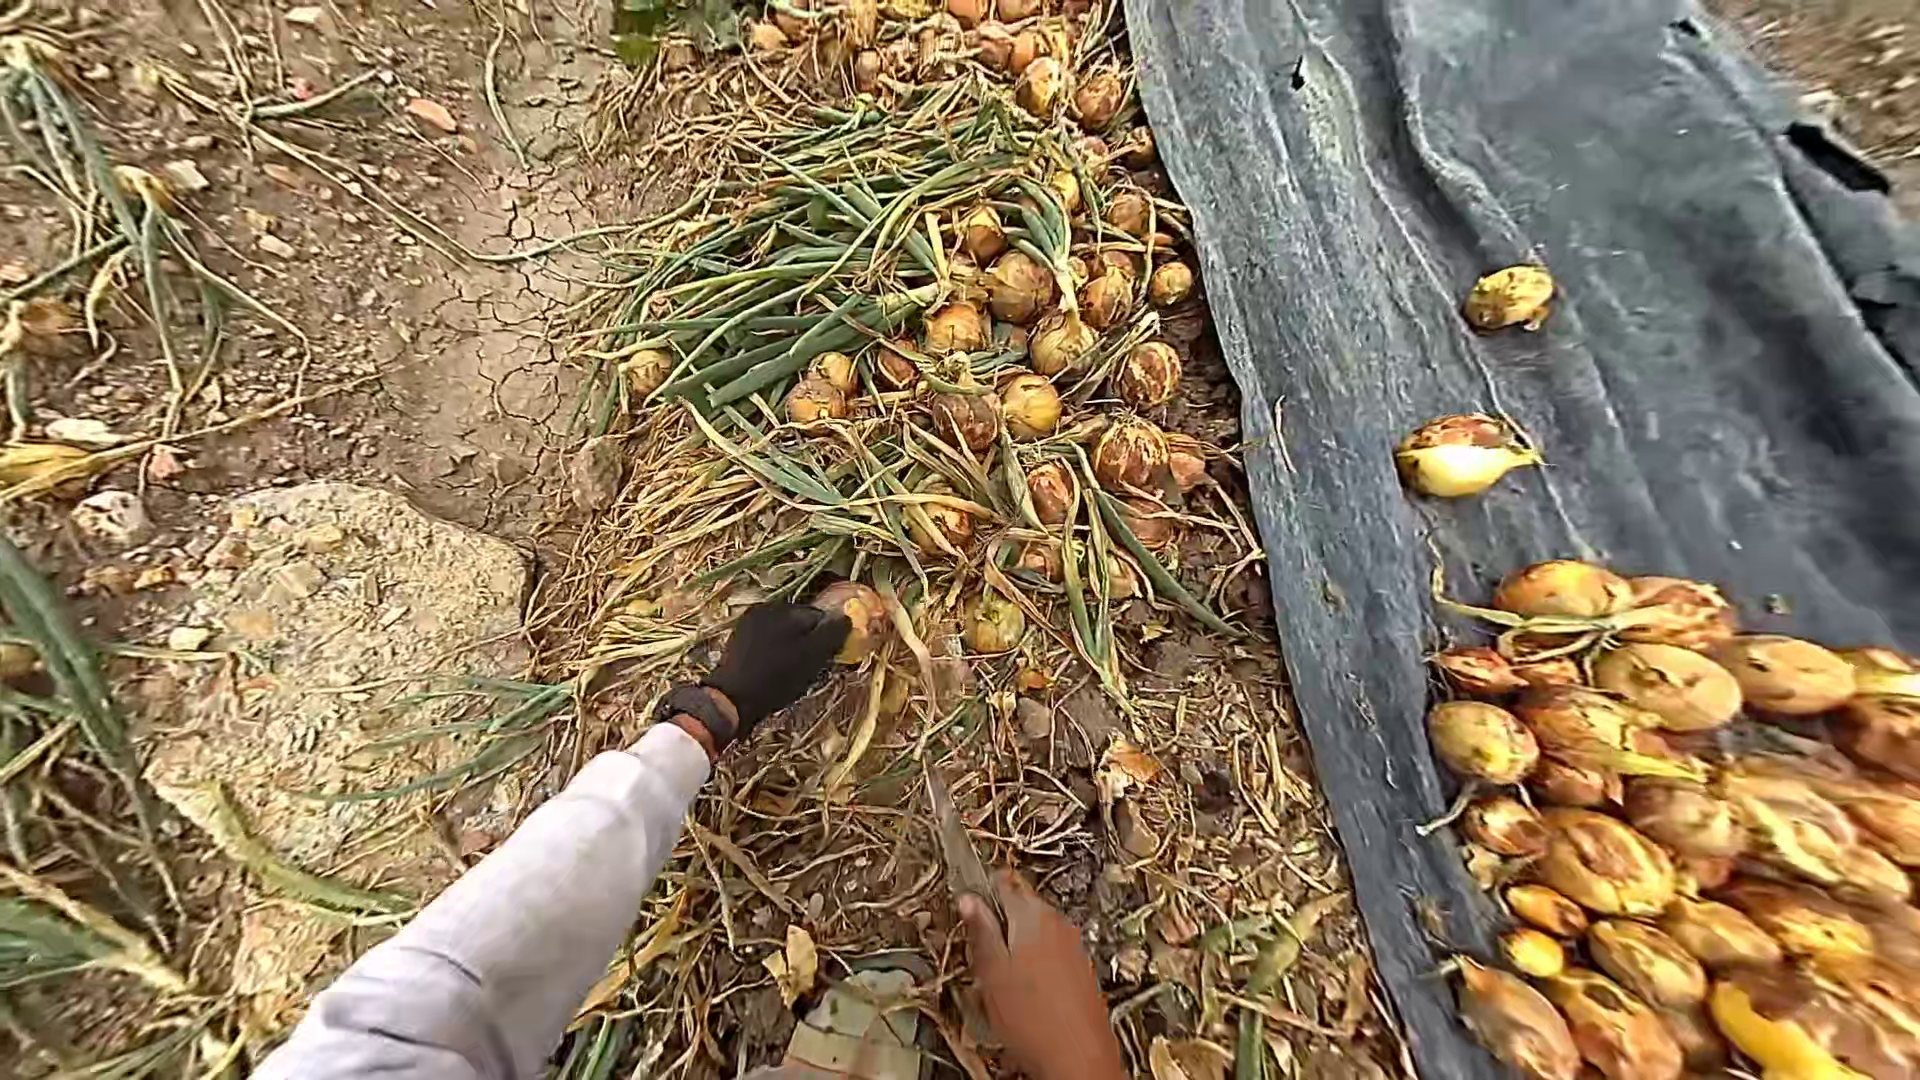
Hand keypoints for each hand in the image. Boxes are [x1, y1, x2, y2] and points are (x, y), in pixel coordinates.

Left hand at [700, 601, 848, 743]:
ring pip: (784, 634)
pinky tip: (775, 674)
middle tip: (811, 667)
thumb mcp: (813, 656)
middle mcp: (764, 610)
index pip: (818, 616)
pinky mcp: (738, 643)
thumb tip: (847, 617)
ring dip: (793, 649)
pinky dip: (776, 655)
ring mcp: (748, 625)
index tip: (828, 658)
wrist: (731, 701)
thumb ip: (833, 633)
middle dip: (809, 642)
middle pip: (800, 624)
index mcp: (783, 609)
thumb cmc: (776, 677)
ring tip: (793, 674)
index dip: (827, 637)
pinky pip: (767, 643)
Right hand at [959, 870, 1124, 1079]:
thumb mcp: (993, 972)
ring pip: (1036, 926)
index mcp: (1031, 913)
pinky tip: (1030, 989)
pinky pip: (1052, 946)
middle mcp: (1055, 919)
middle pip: (1021, 902)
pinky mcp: (1081, 964)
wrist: (1080, 1061)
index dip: (983, 889)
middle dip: (1001, 919)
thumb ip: (980, 929)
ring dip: (1019, 939)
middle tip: (984, 950)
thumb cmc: (1032, 1018)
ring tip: (1005, 976)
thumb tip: (967, 898)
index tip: (970, 905)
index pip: (1003, 880)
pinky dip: (1038, 957)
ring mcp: (1072, 941)